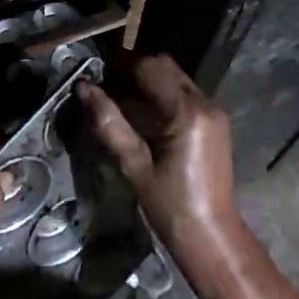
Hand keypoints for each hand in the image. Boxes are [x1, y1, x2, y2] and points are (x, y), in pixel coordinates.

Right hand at [79, 54, 239, 256]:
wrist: (210, 235)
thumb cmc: (170, 205)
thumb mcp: (134, 164)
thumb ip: (109, 122)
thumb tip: (84, 88)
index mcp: (187, 112)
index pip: (150, 68)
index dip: (120, 63)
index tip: (96, 70)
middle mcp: (205, 102)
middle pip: (165, 66)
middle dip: (133, 68)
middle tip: (105, 83)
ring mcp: (213, 110)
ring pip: (175, 77)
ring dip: (147, 80)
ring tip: (118, 97)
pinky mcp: (214, 121)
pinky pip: (184, 93)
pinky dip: (161, 93)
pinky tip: (141, 113)